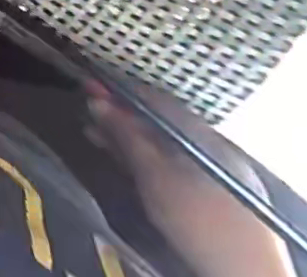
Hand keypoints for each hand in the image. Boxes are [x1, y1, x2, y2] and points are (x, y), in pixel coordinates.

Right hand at [88, 82, 296, 276]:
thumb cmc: (198, 221)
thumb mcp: (154, 175)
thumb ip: (125, 136)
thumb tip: (97, 101)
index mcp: (209, 141)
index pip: (159, 103)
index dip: (121, 92)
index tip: (89, 85)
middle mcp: (218, 153)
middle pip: (162, 124)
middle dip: (122, 115)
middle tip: (87, 108)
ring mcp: (219, 177)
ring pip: (166, 146)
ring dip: (129, 137)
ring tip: (94, 133)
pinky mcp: (216, 198)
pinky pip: (174, 165)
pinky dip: (146, 158)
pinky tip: (122, 159)